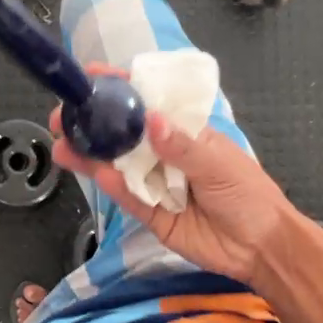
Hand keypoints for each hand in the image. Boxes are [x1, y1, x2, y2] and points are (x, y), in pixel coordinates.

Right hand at [50, 69, 300, 284]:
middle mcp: (166, 156)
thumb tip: (151, 120)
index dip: (123, 90)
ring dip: (92, 155)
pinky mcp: (151, 215)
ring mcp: (156, 185)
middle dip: (95, 125)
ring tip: (63, 145)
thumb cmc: (248, 195)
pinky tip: (92, 171)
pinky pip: (128, 198)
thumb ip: (183, 146)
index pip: (150, 105)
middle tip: (63, 118)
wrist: (260, 247)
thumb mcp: (219, 165)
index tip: (93, 76)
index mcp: (185, 134)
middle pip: (125, 136)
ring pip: (119, 166)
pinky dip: (111, 185)